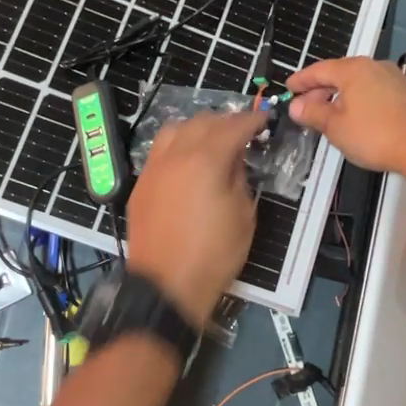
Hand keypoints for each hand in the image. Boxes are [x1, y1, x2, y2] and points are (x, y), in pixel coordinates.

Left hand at [125, 110, 266, 326]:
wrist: (166, 286)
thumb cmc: (213, 255)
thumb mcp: (243, 216)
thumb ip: (240, 178)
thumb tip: (234, 160)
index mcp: (206, 160)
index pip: (234, 126)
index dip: (252, 120)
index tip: (264, 120)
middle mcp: (176, 155)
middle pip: (202, 121)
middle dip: (225, 121)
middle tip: (241, 131)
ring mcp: (154, 168)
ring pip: (175, 128)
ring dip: (197, 127)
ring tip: (211, 140)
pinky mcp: (141, 184)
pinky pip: (159, 150)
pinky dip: (177, 144)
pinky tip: (187, 159)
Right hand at [286, 57, 405, 179]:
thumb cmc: (376, 135)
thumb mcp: (336, 127)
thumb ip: (313, 114)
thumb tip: (297, 106)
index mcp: (352, 69)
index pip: (319, 70)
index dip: (301, 80)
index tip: (289, 88)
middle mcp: (373, 67)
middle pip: (339, 74)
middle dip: (320, 90)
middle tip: (304, 106)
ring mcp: (393, 78)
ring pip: (357, 83)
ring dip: (339, 96)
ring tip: (328, 115)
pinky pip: (373, 91)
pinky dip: (358, 101)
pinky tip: (354, 118)